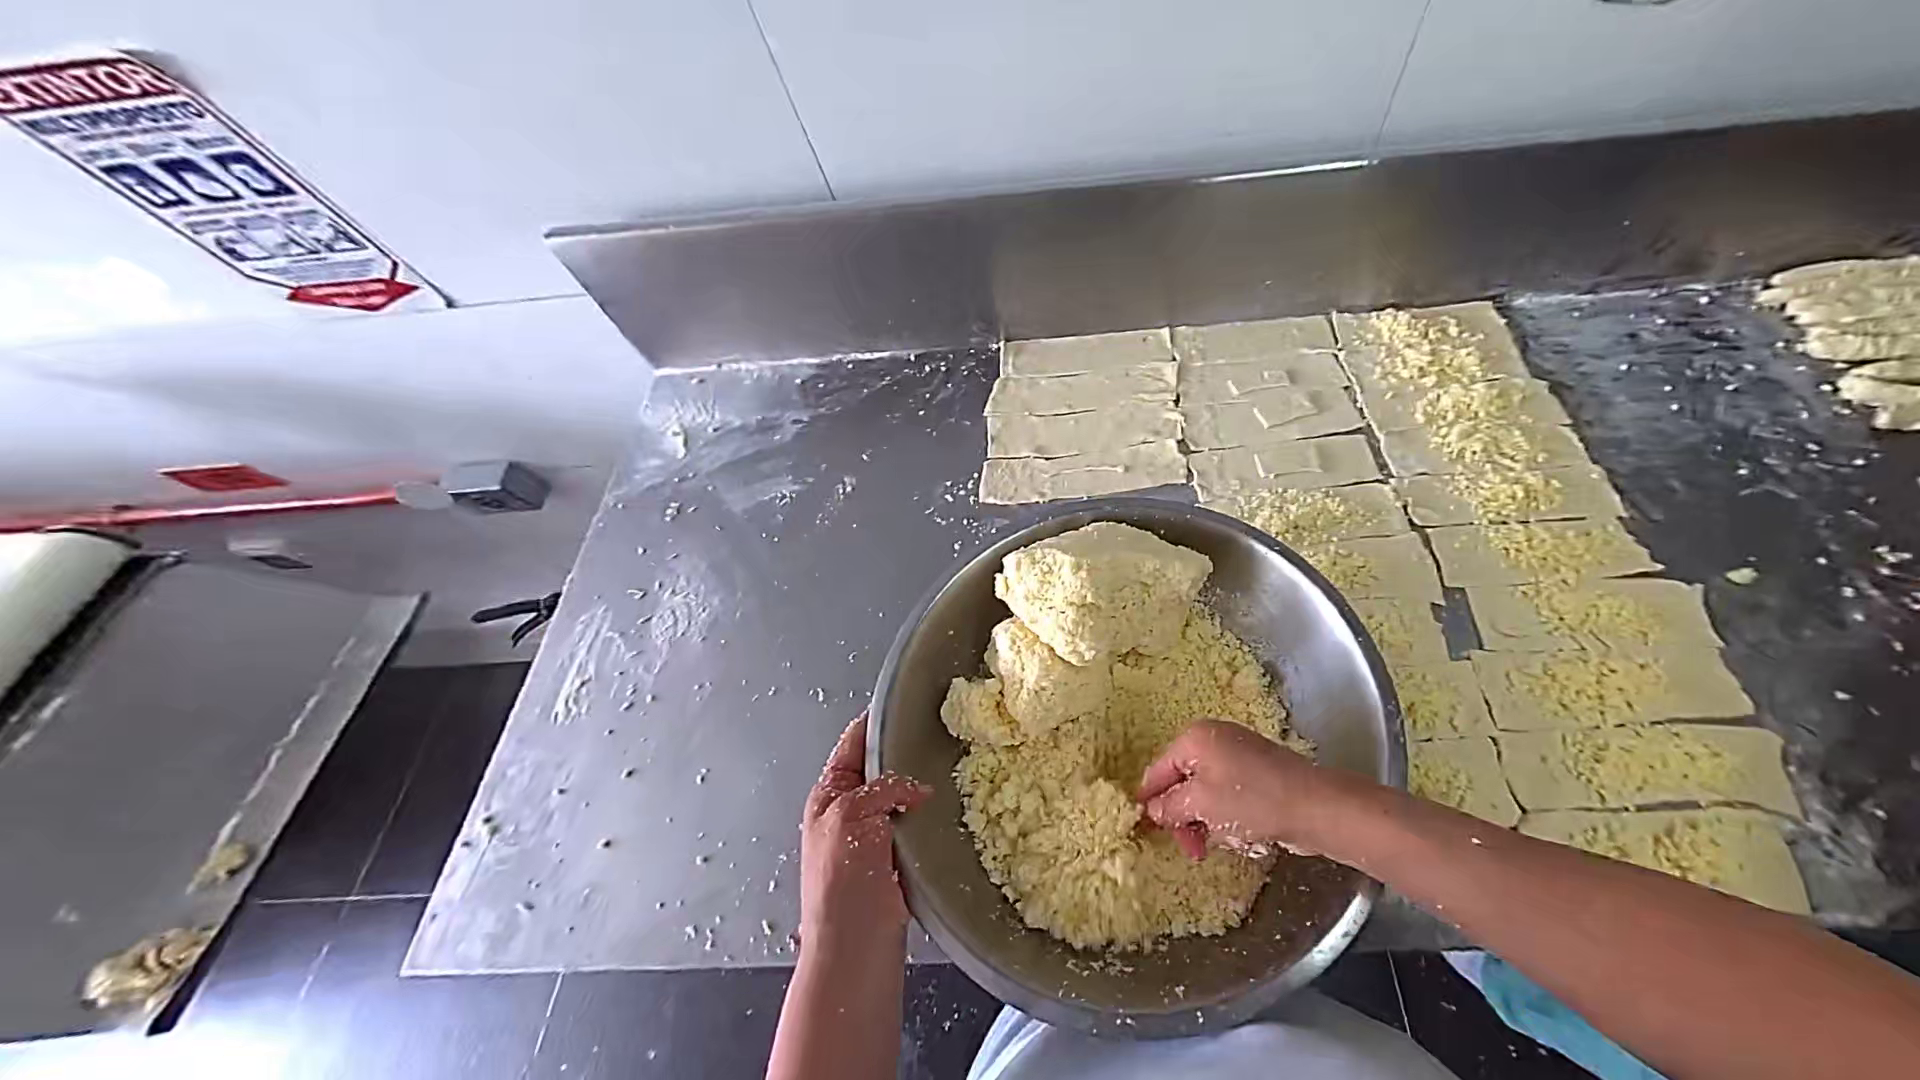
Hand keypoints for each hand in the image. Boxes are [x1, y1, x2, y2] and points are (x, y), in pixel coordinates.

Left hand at [799, 712, 930, 944]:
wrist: (855, 945)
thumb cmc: (843, 880)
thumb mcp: (853, 816)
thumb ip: (884, 789)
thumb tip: (918, 790)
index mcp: (829, 792)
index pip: (853, 743)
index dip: (876, 722)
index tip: (904, 704)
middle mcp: (849, 806)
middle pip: (880, 766)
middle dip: (903, 753)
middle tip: (936, 734)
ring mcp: (873, 830)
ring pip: (899, 793)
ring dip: (917, 784)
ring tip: (946, 762)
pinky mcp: (895, 852)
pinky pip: (913, 819)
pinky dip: (926, 810)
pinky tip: (945, 801)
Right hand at [1137, 719, 1349, 859]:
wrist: (1318, 807)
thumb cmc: (1253, 800)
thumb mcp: (1201, 804)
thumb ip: (1169, 807)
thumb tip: (1152, 810)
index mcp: (1194, 737)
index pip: (1158, 769)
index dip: (1149, 800)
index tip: (1145, 828)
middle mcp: (1213, 738)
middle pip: (1181, 780)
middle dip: (1182, 816)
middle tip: (1190, 849)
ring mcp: (1238, 753)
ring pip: (1205, 790)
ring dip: (1204, 819)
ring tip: (1215, 845)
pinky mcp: (1258, 772)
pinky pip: (1228, 792)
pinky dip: (1225, 814)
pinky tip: (1238, 835)